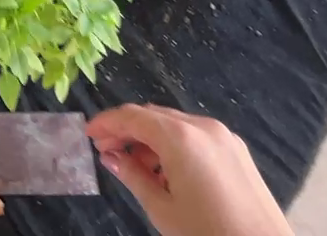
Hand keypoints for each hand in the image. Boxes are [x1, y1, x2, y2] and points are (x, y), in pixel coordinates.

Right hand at [86, 104, 291, 235]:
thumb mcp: (163, 210)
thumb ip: (133, 176)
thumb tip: (111, 157)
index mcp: (180, 136)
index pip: (132, 116)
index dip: (107, 123)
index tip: (88, 135)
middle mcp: (202, 126)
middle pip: (153, 116)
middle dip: (127, 130)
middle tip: (107, 151)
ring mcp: (223, 137)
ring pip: (174, 124)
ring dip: (150, 138)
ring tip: (136, 166)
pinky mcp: (237, 152)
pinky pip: (195, 136)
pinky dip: (174, 145)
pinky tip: (167, 171)